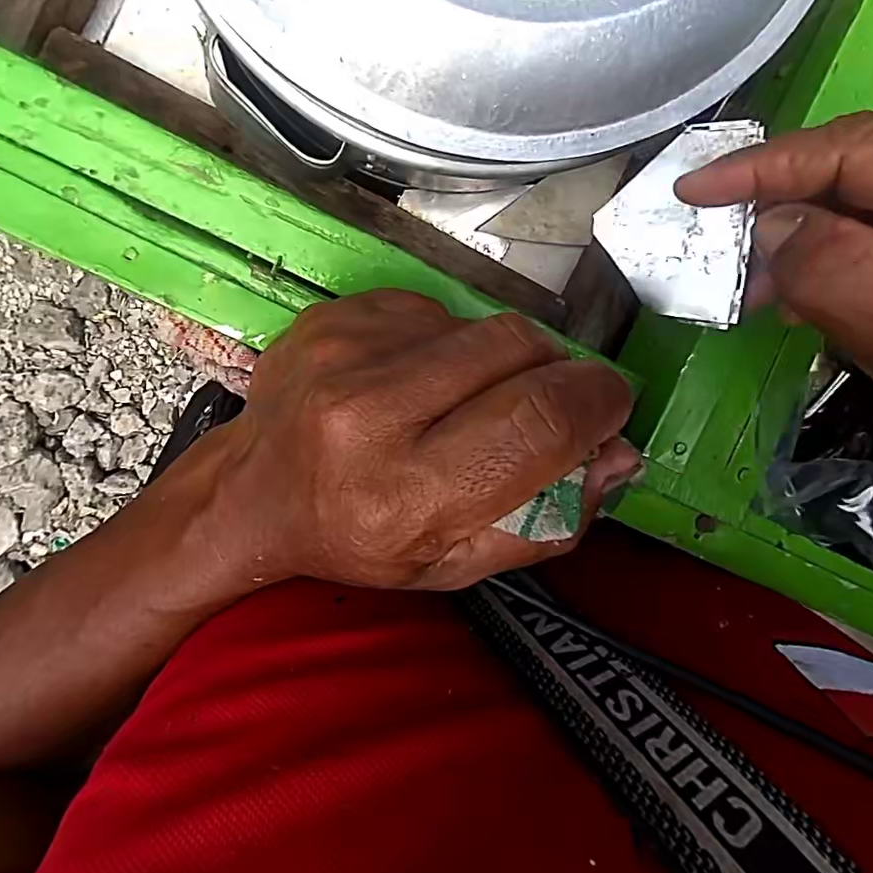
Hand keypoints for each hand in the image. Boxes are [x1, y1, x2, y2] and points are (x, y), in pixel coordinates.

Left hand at [193, 290, 637, 591]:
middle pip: (517, 350)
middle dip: (557, 370)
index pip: (539, 419)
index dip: (597, 404)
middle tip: (546, 398)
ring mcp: (343, 352)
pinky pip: (432, 309)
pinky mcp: (333, 316)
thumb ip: (546, 519)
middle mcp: (368, 411)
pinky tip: (416, 375)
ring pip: (478, 323)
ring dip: (498, 357)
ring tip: (463, 397)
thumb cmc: (352, 536)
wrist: (255, 489)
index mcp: (403, 492)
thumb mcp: (451, 563)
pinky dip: (446, 339)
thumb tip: (616, 452)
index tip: (606, 406)